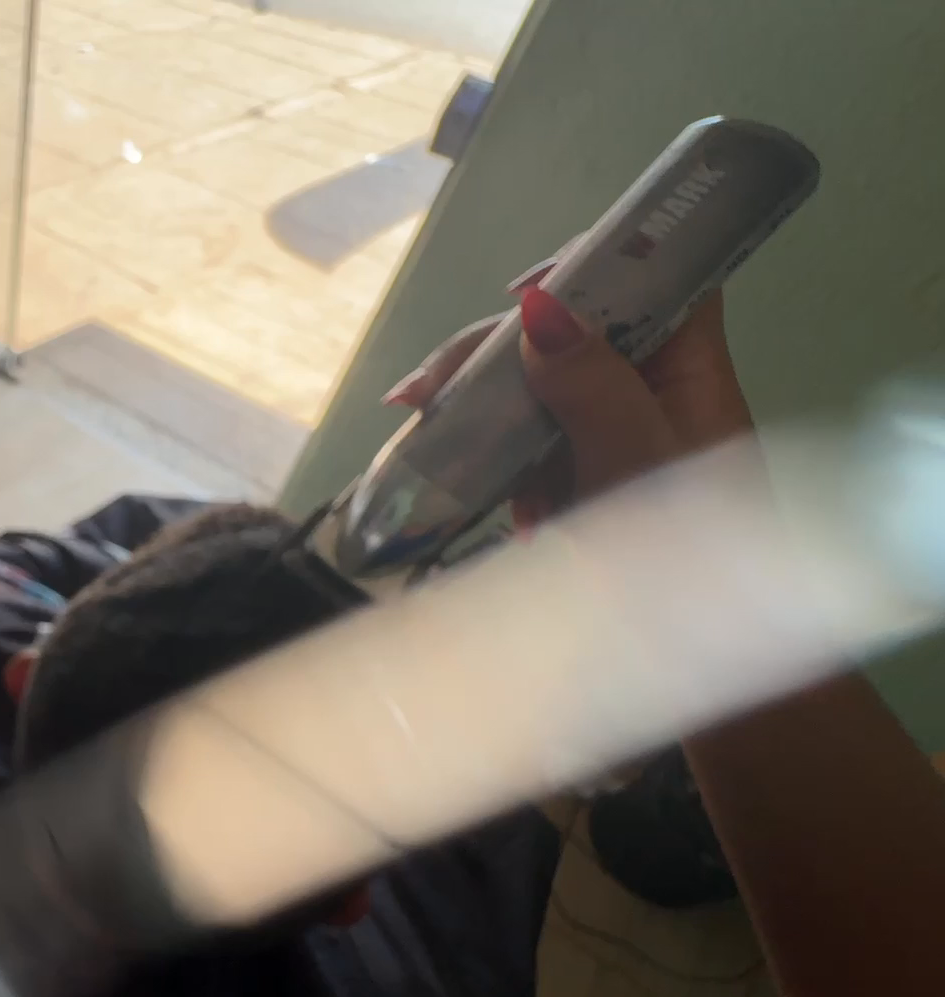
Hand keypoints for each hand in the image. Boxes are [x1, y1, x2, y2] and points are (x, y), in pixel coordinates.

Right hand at [384, 252, 755, 528]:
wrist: (668, 635)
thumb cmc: (676, 549)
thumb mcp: (634, 462)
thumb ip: (593, 387)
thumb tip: (539, 307)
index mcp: (681, 370)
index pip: (654, 282)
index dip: (593, 266)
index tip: (518, 294)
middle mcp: (636, 387)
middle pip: (562, 334)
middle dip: (486, 353)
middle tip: (421, 387)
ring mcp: (592, 427)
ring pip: (526, 384)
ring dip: (467, 398)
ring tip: (409, 418)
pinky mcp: (559, 464)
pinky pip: (512, 435)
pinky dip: (476, 446)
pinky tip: (436, 453)